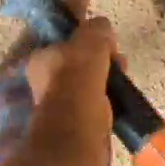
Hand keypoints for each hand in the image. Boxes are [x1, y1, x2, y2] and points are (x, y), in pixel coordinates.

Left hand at [24, 16, 117, 155]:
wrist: (78, 137)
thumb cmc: (79, 80)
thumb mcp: (91, 40)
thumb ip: (97, 28)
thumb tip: (103, 29)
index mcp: (41, 58)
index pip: (63, 37)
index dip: (85, 33)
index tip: (103, 36)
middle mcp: (46, 80)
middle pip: (79, 58)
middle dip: (102, 55)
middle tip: (117, 57)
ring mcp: (61, 104)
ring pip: (90, 79)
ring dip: (108, 76)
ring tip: (123, 76)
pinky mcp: (77, 123)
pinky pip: (97, 101)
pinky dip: (110, 97)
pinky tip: (121, 97)